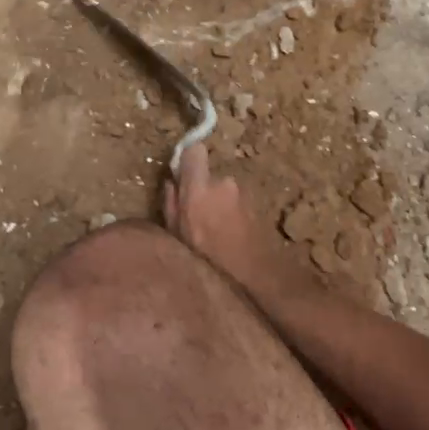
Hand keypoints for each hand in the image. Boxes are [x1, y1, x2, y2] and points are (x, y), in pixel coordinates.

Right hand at [163, 144, 291, 296]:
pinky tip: (230, 234)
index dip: (188, 159)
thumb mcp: (176, 234)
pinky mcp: (257, 204)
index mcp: (199, 189)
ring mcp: (244, 194)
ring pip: (225, 190)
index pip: (194, 151)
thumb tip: (170, 182)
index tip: (182, 173)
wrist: (251, 278)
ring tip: (216, 229)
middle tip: (199, 214)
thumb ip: (171, 202)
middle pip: (210, 175)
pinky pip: (237, 202)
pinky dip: (232, 212)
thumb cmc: (206, 259)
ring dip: (220, 202)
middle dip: (204, 188)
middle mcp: (224, 184)